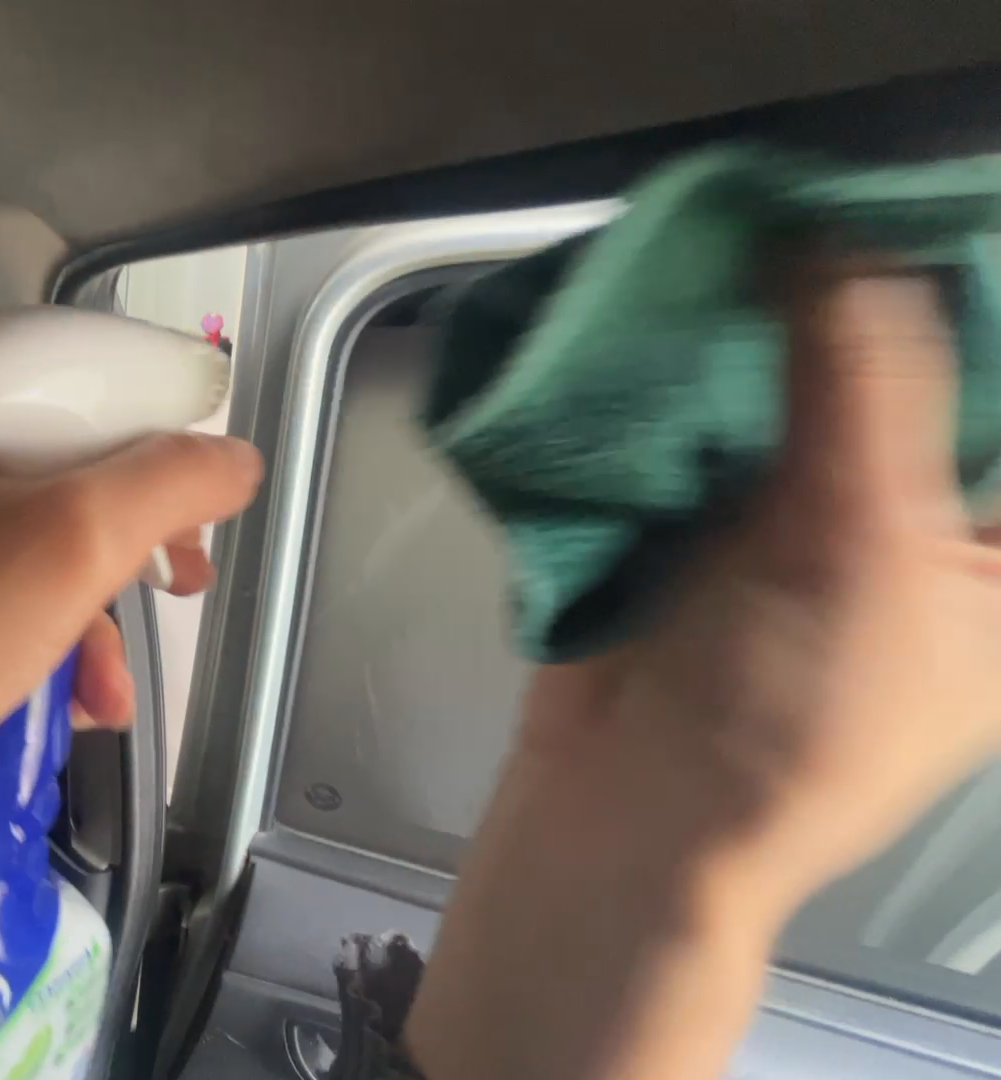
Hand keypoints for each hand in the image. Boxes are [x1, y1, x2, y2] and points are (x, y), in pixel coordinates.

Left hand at [0, 387, 259, 1078]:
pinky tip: (62, 691)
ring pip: (27, 526)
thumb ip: (168, 485)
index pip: (92, 372)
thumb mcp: (66, 545)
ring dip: (87, 602)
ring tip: (113, 683)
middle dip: (134, 532)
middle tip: (182, 577)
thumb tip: (233, 460)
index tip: (205, 494)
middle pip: (63, 457)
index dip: (166, 426)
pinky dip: (32, 622)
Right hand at [519, 264, 1000, 901]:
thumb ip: (857, 393)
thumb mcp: (866, 549)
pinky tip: (635, 334)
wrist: (632, 795)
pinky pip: (683, 432)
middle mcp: (902, 499)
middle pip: (886, 364)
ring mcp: (783, 507)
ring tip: (693, 252)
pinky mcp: (682, 518)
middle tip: (762, 213)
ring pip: (769, 391)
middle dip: (827, 294)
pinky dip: (660, 390)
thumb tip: (825, 241)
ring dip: (731, 337)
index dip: (958, 274)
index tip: (880, 195)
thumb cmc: (794, 711)